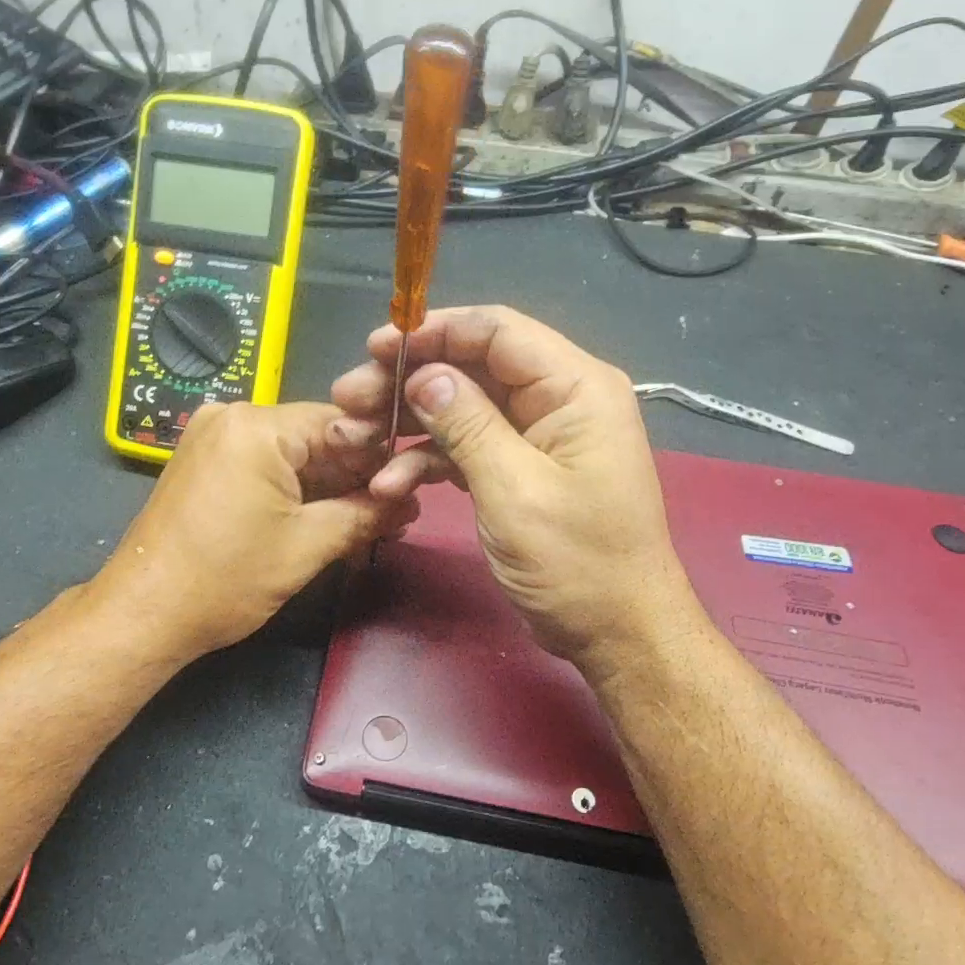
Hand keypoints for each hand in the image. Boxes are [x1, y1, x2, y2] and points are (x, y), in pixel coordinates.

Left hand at [88, 401, 416, 661]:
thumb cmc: (226, 578)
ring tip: (374, 524)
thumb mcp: (307, 546)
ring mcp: (214, 440)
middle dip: (358, 479)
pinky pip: (265, 468)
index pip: (342, 424)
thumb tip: (409, 502)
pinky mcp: (205, 465)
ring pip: (293, 457)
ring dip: (331, 490)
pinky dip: (296, 494)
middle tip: (399, 515)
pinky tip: (331, 520)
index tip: (413, 487)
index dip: (382, 457)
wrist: (144, 613)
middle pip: (317, 439)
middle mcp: (232, 417)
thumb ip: (365, 515)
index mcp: (257, 425)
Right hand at [331, 305, 706, 671]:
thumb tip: (423, 375)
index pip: (497, 332)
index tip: (374, 348)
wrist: (615, 633)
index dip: (434, 331)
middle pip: (472, 368)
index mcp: (574, 388)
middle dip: (409, 382)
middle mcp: (557, 400)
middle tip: (348, 398)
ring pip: (462, 408)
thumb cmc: (577, 562)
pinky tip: (390, 484)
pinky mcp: (519, 470)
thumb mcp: (514, 490)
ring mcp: (537, 437)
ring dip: (408, 424)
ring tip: (355, 441)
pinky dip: (428, 461)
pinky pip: (467, 448)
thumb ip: (467, 424)